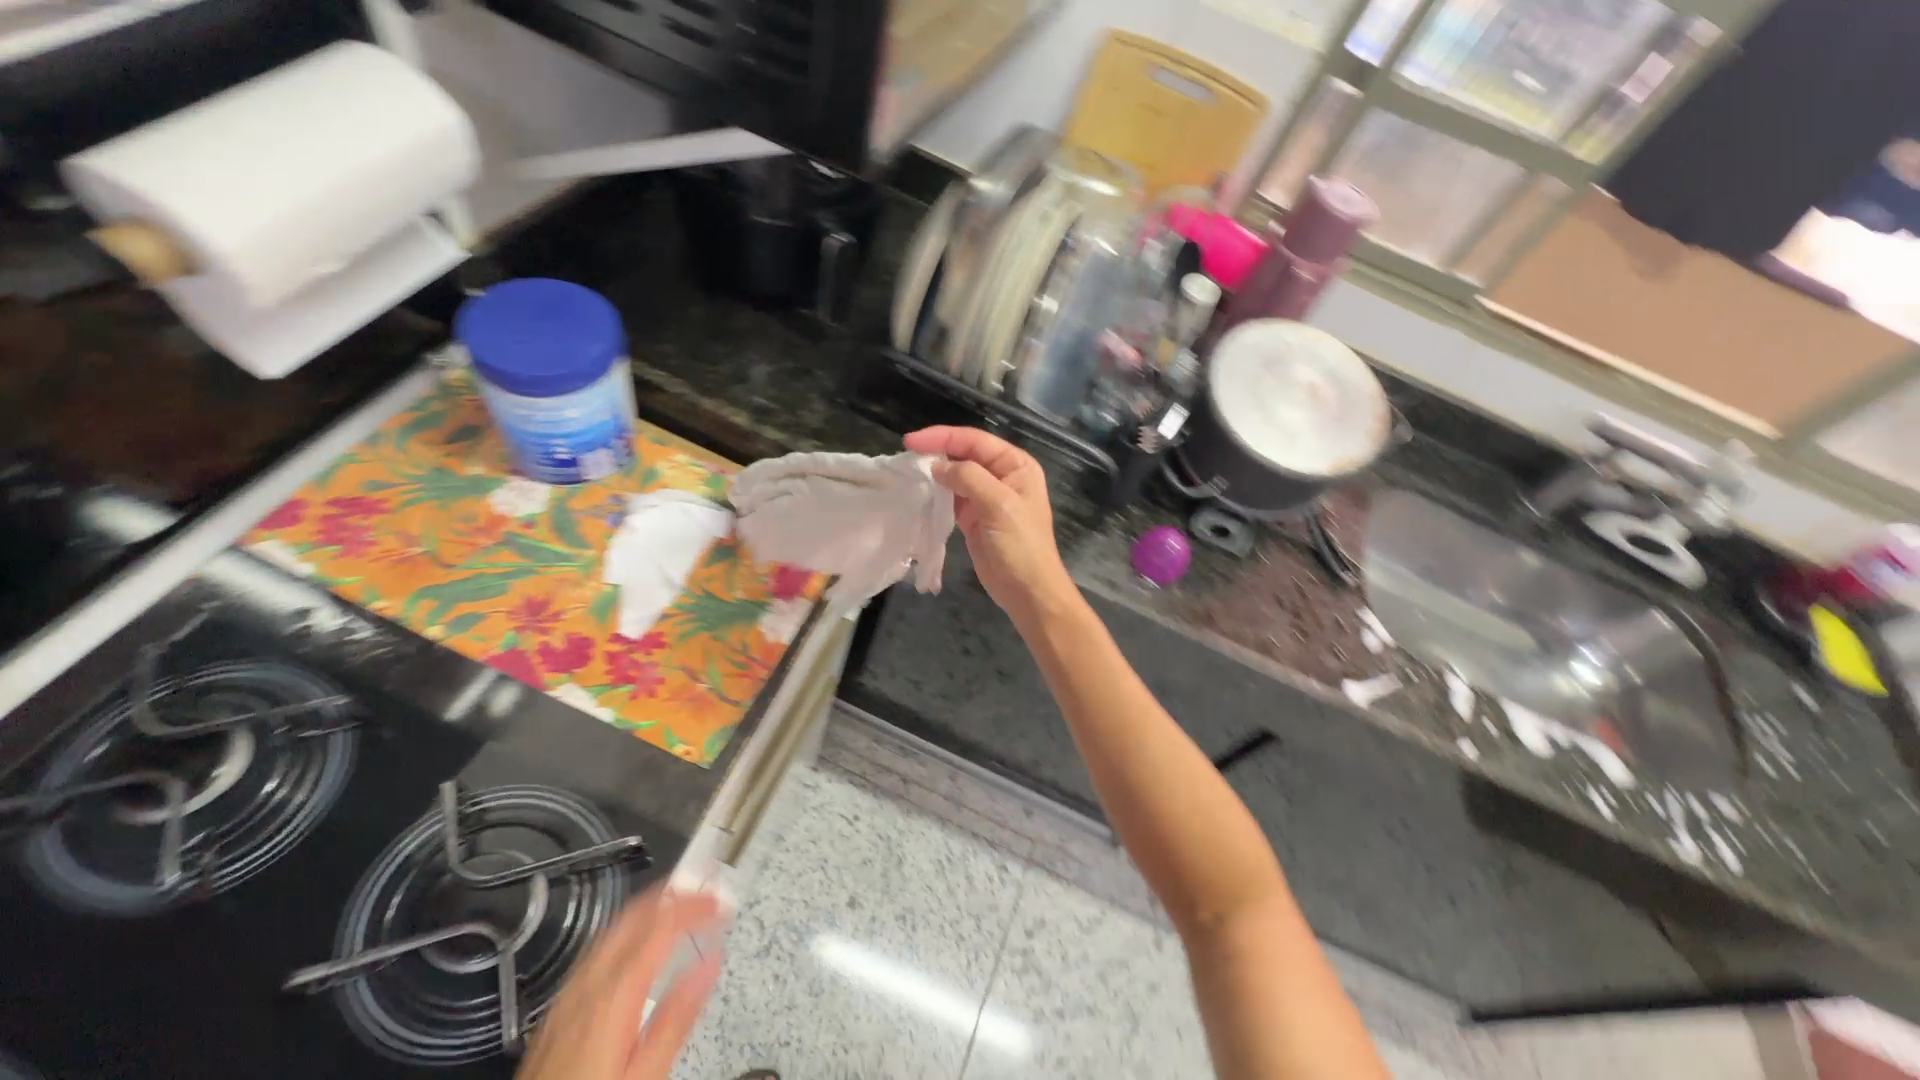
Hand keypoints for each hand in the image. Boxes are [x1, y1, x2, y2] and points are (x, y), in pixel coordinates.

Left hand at [516, 886, 725, 1079]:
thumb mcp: (647, 1072)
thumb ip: (678, 1016)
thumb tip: (709, 964)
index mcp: (613, 995)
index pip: (659, 927)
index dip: (693, 906)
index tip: (720, 903)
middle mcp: (587, 983)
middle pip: (632, 915)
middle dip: (673, 894)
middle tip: (705, 890)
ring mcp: (570, 991)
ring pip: (614, 926)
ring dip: (651, 907)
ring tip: (682, 904)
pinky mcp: (562, 1003)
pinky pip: (600, 946)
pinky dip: (630, 927)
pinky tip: (642, 939)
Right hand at [904, 426, 1078, 628]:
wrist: (1027, 591)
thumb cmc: (1021, 546)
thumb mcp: (999, 506)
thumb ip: (969, 478)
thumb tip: (938, 466)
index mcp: (1016, 465)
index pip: (975, 441)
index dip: (943, 437)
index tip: (911, 441)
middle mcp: (1003, 476)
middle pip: (964, 454)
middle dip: (936, 452)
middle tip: (905, 456)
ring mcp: (988, 497)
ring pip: (956, 475)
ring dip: (934, 473)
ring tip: (908, 472)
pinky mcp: (974, 517)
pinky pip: (952, 498)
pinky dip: (936, 494)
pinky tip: (920, 493)